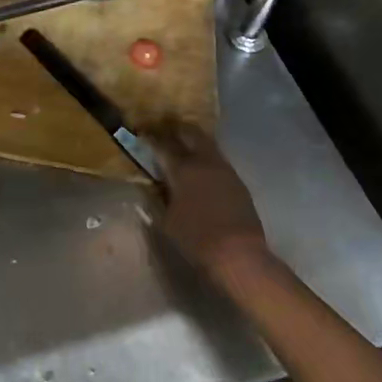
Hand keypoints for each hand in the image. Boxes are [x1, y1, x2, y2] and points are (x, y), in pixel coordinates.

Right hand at [152, 123, 272, 283]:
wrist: (238, 252)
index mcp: (183, 169)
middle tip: (165, 130)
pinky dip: (206, 156)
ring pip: (207, 143)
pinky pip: (218, 158)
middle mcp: (204, 161)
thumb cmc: (196, 239)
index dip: (152, 137)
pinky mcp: (237, 179)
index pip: (163, 145)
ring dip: (194, 140)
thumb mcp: (167, 222)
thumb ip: (157, 199)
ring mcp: (224, 168)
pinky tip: (202, 167)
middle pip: (190, 133)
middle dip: (176, 129)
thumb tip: (152, 185)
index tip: (144, 133)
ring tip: (183, 144)